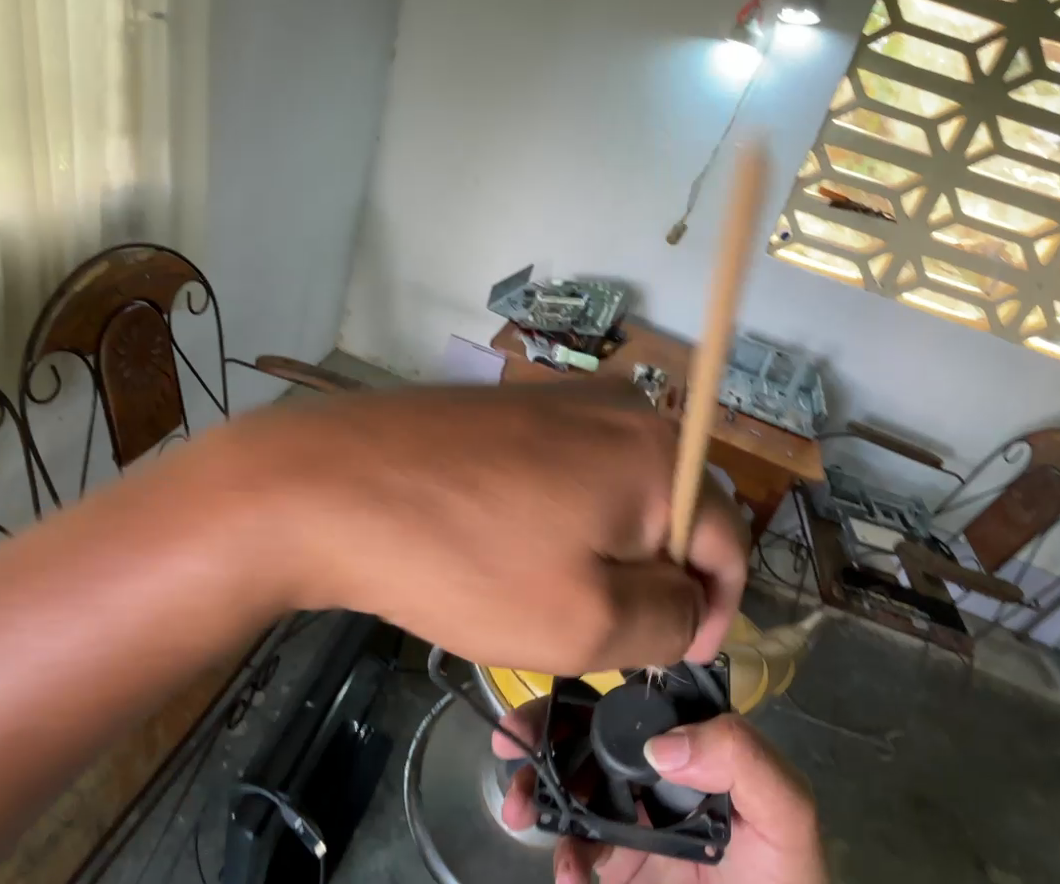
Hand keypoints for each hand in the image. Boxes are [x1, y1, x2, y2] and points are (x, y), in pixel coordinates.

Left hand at [203, 381, 749, 673]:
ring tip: (543, 596)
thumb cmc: (469, 561)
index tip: (670, 660)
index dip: (713, 612)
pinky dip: (559, 521)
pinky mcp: (515, 408)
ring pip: (617, 496)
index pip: (728, 541)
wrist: (331, 487)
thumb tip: (694, 603)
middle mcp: (623, 408)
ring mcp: (563, 399)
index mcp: (659, 451)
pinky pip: (568, 473)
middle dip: (648, 581)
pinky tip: (507, 550)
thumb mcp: (590, 622)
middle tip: (600, 635)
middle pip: (671, 513)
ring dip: (601, 553)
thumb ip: (671, 620)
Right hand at [494, 707, 825, 883]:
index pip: (635, 707)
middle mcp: (657, 778)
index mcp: (693, 747)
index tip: (548, 701)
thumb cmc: (785, 877)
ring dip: (538, 794)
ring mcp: (636, 826)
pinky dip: (564, 861)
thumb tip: (660, 743)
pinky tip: (569, 875)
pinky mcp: (621, 872)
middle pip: (589, 742)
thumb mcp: (784, 810)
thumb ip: (741, 759)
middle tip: (510, 747)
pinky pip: (578, 857)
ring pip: (572, 793)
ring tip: (520, 811)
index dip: (588, 696)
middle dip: (542, 737)